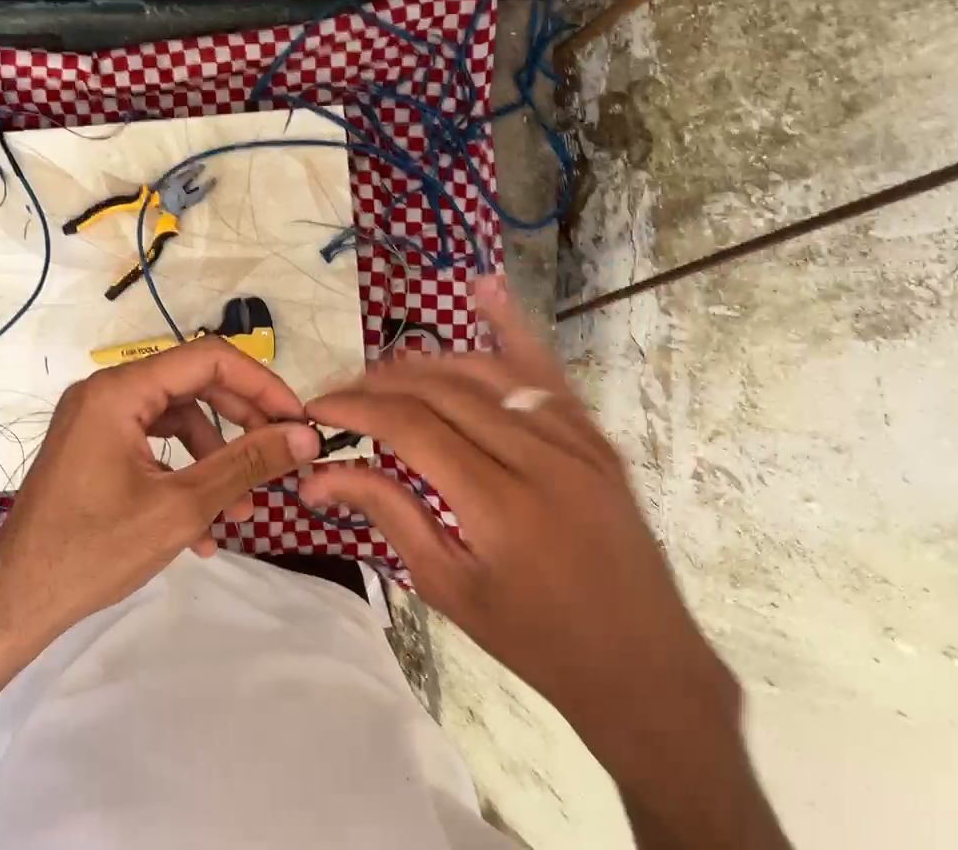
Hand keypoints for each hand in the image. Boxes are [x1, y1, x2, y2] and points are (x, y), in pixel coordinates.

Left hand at [0, 336, 321, 643]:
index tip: (298, 421)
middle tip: (280, 459)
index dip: (261, 384)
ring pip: (174, 423)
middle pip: (192, 387)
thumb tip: (304, 436)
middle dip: (241, 427)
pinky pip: (151, 448)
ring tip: (240, 513)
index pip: (207, 359)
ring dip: (213, 463)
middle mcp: (104, 393)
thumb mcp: (182, 506)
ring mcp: (94, 422)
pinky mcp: (91, 450)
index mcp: (119, 391)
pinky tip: (202, 531)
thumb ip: (245, 464)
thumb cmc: (97, 549)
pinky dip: (181, 479)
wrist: (21, 599)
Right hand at [301, 276, 738, 780]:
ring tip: (382, 375)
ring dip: (426, 364)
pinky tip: (484, 290)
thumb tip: (315, 476)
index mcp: (499, 503)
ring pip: (487, 373)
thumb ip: (387, 513)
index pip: (409, 425)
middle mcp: (541, 458)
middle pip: (442, 390)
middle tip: (338, 397)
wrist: (643, 666)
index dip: (353, 408)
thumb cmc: (534, 639)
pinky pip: (545, 375)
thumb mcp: (448, 585)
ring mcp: (578, 442)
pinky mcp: (597, 440)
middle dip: (379, 384)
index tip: (315, 410)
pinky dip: (510, 332)